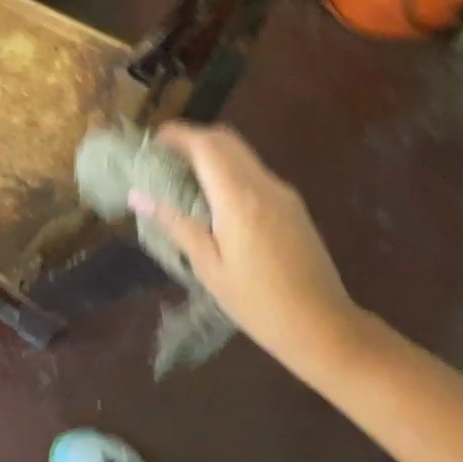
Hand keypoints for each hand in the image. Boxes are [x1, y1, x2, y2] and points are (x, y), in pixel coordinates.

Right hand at [129, 122, 362, 370]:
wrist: (324, 327)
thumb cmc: (259, 303)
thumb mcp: (209, 268)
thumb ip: (176, 225)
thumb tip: (138, 196)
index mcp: (239, 198)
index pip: (206, 145)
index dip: (177, 135)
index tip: (151, 142)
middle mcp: (263, 184)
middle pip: (225, 140)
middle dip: (192, 139)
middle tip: (163, 157)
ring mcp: (282, 193)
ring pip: (241, 155)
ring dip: (211, 154)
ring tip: (183, 179)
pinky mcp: (292, 206)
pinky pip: (254, 174)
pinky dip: (228, 172)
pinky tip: (214, 201)